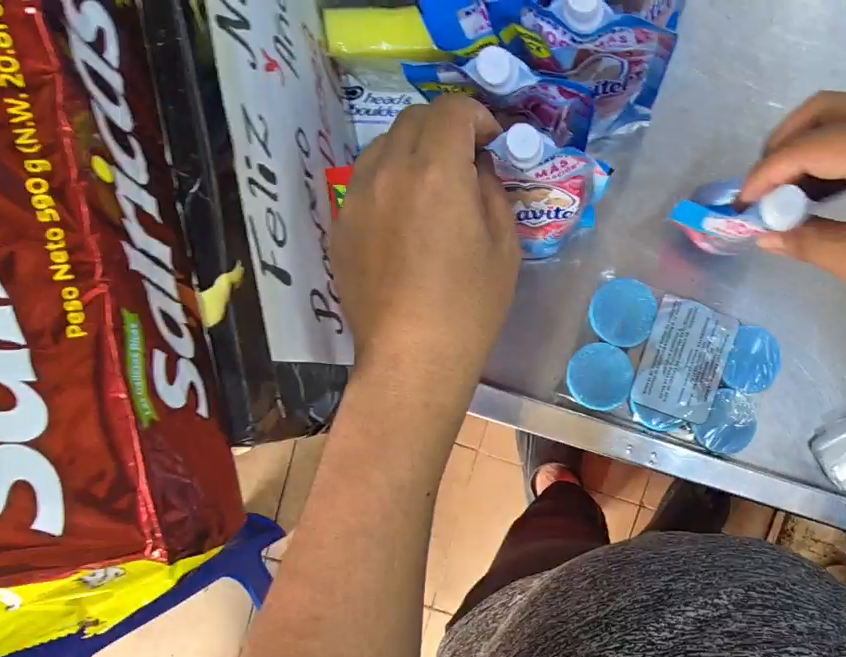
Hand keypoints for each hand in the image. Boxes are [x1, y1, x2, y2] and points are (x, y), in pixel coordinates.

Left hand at [332, 95, 519, 403]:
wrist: (413, 358)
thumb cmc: (470, 308)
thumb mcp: (504, 249)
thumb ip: (492, 194)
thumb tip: (478, 171)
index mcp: (438, 171)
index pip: (453, 110)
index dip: (478, 117)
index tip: (492, 142)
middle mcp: (390, 170)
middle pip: (414, 120)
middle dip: (444, 130)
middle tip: (466, 163)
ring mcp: (358, 197)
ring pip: (384, 148)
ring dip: (413, 154)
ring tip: (433, 192)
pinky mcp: (341, 226)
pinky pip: (367, 185)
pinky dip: (390, 186)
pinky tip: (407, 225)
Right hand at [740, 93, 845, 335]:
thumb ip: (805, 241)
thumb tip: (762, 234)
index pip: (808, 144)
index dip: (768, 172)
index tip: (742, 203)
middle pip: (825, 110)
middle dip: (785, 144)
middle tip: (763, 188)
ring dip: (811, 146)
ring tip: (787, 194)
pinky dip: (838, 152)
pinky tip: (824, 193)